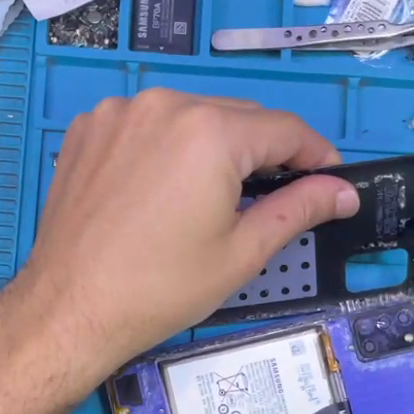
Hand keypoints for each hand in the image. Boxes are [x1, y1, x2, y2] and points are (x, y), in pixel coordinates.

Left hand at [9, 89, 360, 385]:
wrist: (70, 308)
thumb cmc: (159, 289)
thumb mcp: (241, 252)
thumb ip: (298, 210)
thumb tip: (343, 193)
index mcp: (210, 132)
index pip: (285, 129)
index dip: (315, 155)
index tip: (328, 180)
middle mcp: (164, 105)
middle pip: (237, 119)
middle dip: (263, 154)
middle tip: (273, 198)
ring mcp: (119, 113)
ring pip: (190, 117)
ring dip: (213, 147)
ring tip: (212, 198)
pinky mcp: (88, 129)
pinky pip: (146, 124)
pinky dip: (165, 146)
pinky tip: (162, 188)